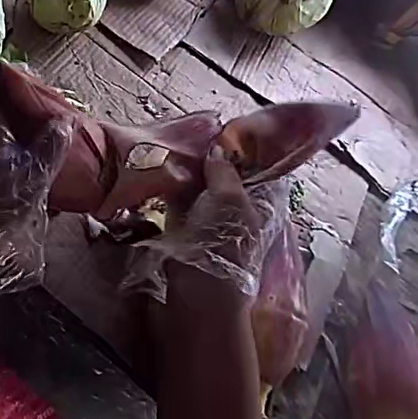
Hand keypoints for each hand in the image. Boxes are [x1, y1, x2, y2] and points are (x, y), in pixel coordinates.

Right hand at [157, 145, 271, 300]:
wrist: (199, 287)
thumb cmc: (225, 240)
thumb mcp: (230, 198)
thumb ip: (223, 171)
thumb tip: (216, 148)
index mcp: (257, 204)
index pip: (250, 170)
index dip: (236, 151)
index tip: (218, 132)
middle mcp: (234, 209)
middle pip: (221, 177)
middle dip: (207, 159)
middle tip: (189, 133)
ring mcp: (208, 219)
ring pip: (198, 187)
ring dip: (186, 170)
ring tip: (171, 144)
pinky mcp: (183, 228)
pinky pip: (178, 200)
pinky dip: (171, 186)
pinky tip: (160, 168)